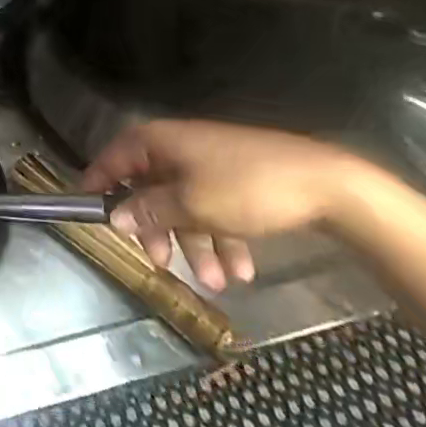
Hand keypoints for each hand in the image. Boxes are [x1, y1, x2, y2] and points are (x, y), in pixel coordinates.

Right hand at [79, 119, 372, 290]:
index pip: (112, 162)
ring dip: (197, 245)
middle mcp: (176, 148)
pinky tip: (243, 273)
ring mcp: (209, 163)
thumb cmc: (246, 189)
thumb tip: (115, 217)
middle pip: (151, 190)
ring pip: (187, 206)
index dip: (99, 189)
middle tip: (162, 264)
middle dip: (160, 232)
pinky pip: (216, 208)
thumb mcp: (191, 205)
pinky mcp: (238, 180)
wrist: (332, 186)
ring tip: (218, 284)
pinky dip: (224, 238)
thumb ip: (148, 211)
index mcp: (156, 142)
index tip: (93, 218)